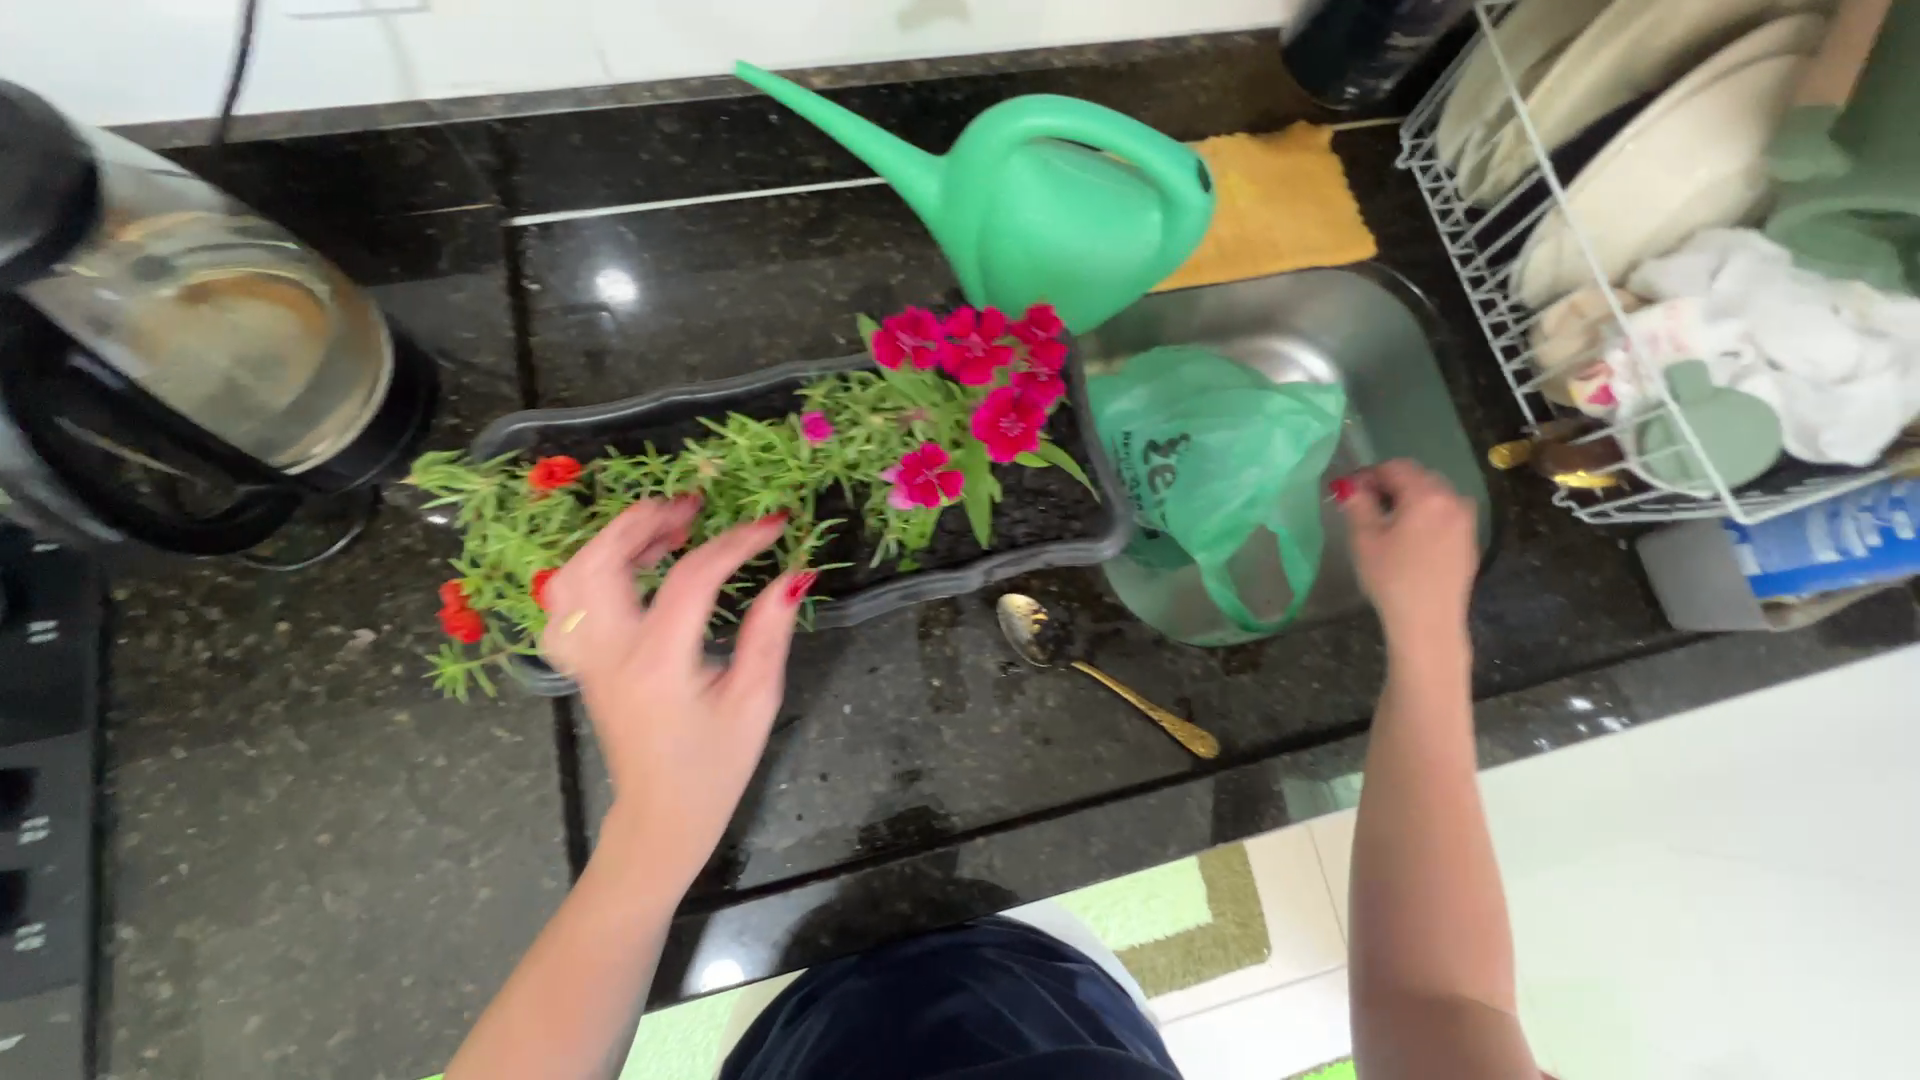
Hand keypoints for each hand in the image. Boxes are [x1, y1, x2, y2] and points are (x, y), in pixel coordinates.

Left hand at [538, 498, 811, 885]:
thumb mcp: (756, 701)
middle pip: (602, 562)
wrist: (661, 816)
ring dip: (612, 541)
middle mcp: (610, 654)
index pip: (692, 578)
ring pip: (570, 578)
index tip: (773, 525)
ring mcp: (585, 660)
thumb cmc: (715, 766)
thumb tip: (790, 577)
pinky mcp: (581, 665)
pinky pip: (564, 605)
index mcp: (659, 663)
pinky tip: (627, 568)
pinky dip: (591, 571)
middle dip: (645, 522)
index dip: (736, 543)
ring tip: (661, 529)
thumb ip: (770, 634)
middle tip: (691, 508)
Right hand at [1335, 460, 1478, 647]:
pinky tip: (1409, 539)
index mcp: (1426, 495)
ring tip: (1387, 521)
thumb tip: (1352, 487)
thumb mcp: (1364, 538)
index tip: (1349, 490)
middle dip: (1390, 484)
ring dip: (1409, 499)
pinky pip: (1445, 514)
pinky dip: (1425, 515)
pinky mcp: (1470, 540)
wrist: (1429, 620)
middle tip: (1364, 504)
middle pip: (1418, 478)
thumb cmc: (1391, 577)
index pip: (1395, 467)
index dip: (1369, 474)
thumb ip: (1357, 504)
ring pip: (1434, 495)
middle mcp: (1453, 500)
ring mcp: (1466, 520)